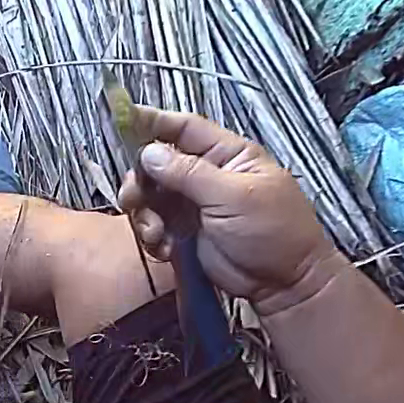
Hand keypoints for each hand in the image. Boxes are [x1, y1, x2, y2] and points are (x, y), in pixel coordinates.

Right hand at [120, 106, 343, 315]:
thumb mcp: (233, 196)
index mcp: (226, 155)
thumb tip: (149, 151)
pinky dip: (153, 237)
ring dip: (144, 215)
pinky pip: (155, 226)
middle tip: (134, 199)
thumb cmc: (272, 231)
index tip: (120, 118)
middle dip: (141, 181)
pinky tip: (165, 249)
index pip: (184, 128)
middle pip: (157, 165)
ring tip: (156, 234)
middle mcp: (205, 176)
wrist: (283, 284)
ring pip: (151, 198)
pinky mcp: (184, 233)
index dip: (152, 121)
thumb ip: (189, 173)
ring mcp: (192, 205)